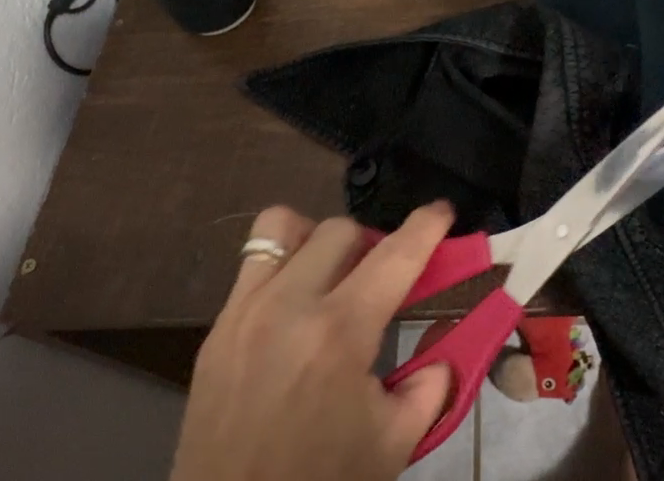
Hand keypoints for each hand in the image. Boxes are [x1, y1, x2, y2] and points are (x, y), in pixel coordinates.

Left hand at [170, 203, 455, 480]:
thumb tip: (446, 341)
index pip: (395, 256)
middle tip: (384, 277)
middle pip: (340, 230)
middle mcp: (290, 304)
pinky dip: (283, 265)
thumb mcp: (394, 441)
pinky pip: (253, 263)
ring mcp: (245, 309)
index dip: (426, 226)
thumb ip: (432, 383)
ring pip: (284, 227)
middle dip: (372, 243)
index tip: (443, 210)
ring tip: (331, 275)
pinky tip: (295, 306)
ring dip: (318, 240)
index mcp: (339, 333)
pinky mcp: (217, 326)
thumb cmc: (322, 480)